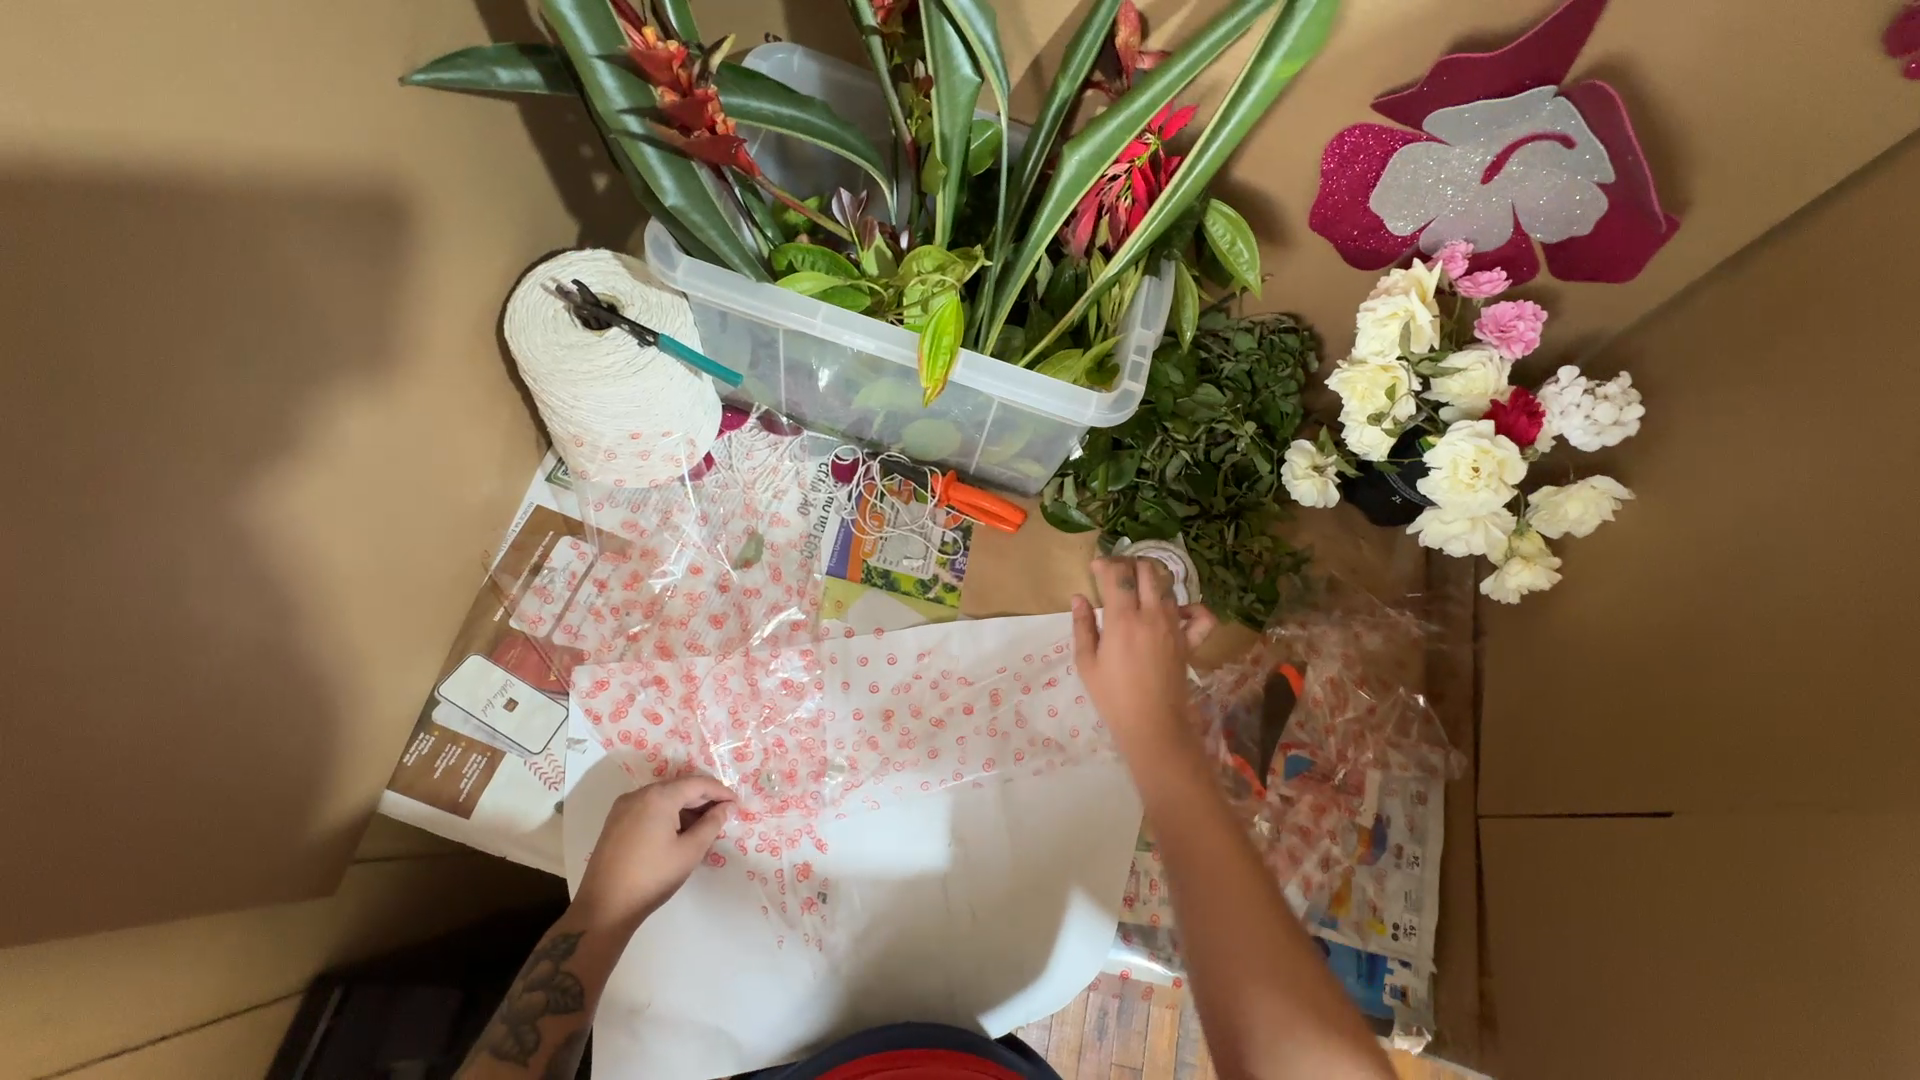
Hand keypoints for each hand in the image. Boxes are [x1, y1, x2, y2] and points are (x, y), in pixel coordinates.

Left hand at [572, 774, 734, 931]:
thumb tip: (726, 807)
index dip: (720, 792)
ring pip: (663, 798)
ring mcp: (623, 808)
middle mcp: (638, 794)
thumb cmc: (652, 878)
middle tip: (723, 816)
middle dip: (703, 799)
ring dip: (685, 808)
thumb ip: (712, 824)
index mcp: (658, 797)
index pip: (697, 784)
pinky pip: (648, 808)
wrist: (603, 908)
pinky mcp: (615, 822)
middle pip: (679, 788)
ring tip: (703, 827)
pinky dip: (667, 814)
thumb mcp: (690, 851)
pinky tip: (678, 833)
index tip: (736, 805)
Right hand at [1071, 557, 1218, 757]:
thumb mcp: (1086, 663)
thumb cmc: (1113, 696)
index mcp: (1122, 619)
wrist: (1152, 724)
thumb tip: (1079, 598)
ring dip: (1152, 582)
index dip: (1105, 563)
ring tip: (1138, 592)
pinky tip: (1177, 612)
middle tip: (1117, 574)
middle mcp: (1152, 615)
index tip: (1095, 568)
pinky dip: (1192, 607)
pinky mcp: (1190, 641)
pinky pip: (1201, 616)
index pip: (1118, 574)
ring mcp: (1175, 626)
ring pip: (1168, 587)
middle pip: (1147, 570)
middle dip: (1130, 564)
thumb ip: (1082, 626)